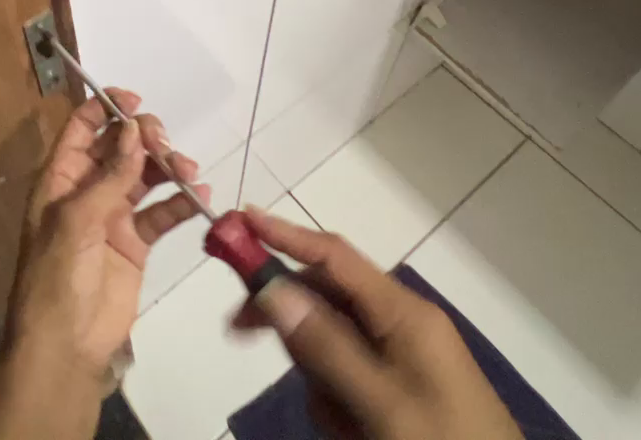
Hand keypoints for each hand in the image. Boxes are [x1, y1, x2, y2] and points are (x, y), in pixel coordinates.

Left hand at [0, 89, 209, 439]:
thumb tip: (134, 129)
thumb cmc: (57, 276)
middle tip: (164, 142)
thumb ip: (109, 175)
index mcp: (61, 178)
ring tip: (187, 169)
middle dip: (143, 137)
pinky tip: (198, 194)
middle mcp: (87, 190)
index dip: (106, 108)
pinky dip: (179, 201)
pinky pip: (161, 212)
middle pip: (119, 147)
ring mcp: (113, 215)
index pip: (82, 128)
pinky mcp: (136, 242)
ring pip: (144, 176)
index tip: (136, 100)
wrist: (65, 345)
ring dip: (166, 166)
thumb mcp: (76, 220)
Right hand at [233, 208, 520, 439]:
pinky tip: (349, 429)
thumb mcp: (381, 405)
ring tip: (340, 423)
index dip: (284, 234)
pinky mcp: (402, 383)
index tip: (237, 222)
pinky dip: (336, 397)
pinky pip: (349, 372)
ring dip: (317, 375)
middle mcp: (402, 321)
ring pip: (332, 340)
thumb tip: (271, 288)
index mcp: (403, 312)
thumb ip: (324, 347)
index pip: (333, 256)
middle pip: (326, 297)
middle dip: (289, 318)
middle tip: (237, 330)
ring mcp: (403, 353)